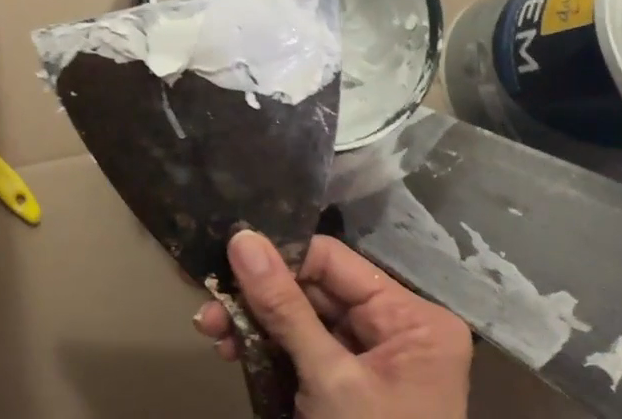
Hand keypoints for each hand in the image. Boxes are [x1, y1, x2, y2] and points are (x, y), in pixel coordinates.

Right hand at [194, 231, 470, 418]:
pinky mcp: (346, 384)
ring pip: (298, 317)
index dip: (278, 258)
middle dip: (257, 297)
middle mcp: (395, 328)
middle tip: (209, 303)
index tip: (226, 261)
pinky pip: (299, 347)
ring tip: (210, 330)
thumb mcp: (330, 379)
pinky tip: (228, 349)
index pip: (332, 260)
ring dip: (251, 322)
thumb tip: (241, 237)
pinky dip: (264, 348)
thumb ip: (284, 307)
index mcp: (412, 319)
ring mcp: (370, 358)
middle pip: (311, 288)